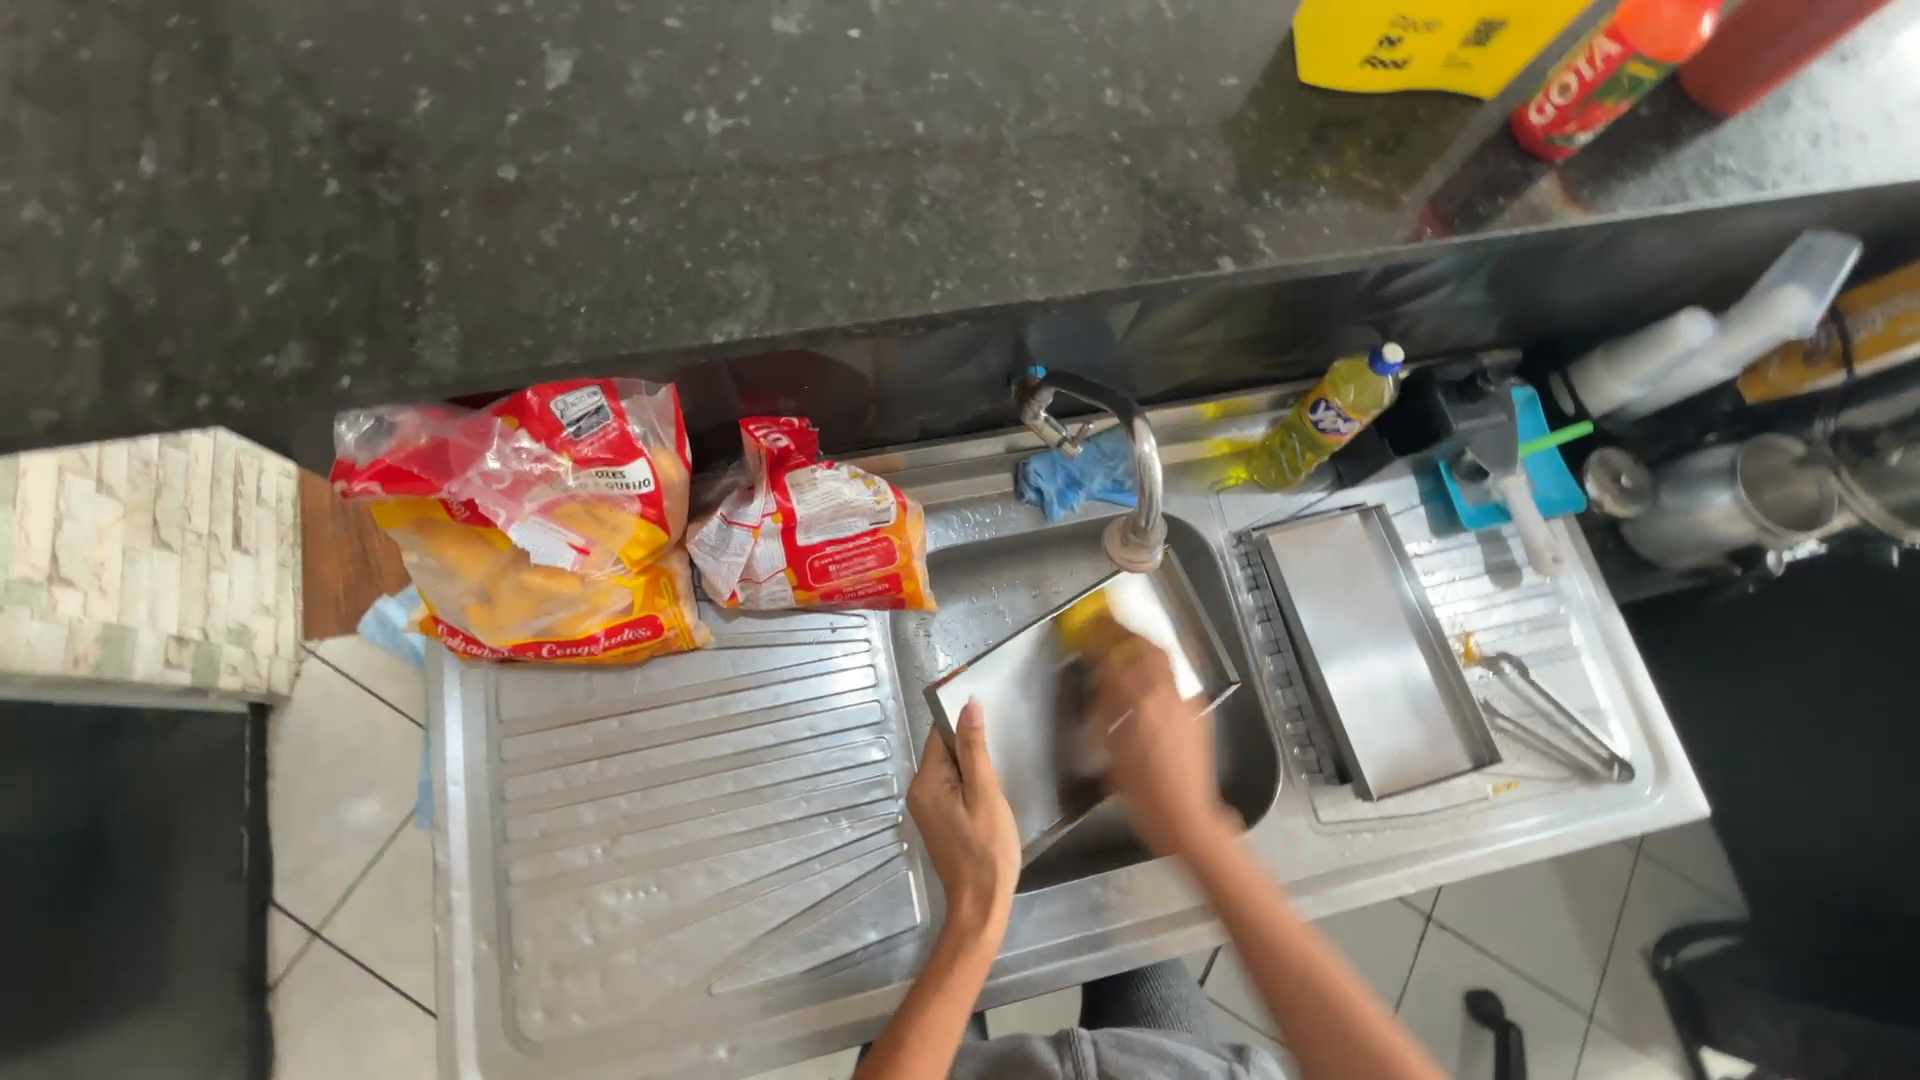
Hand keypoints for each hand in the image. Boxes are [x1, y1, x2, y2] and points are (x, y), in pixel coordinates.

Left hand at [907, 700, 1020, 939]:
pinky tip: (990, 789)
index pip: (940, 733)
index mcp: (925, 780)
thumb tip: (968, 705)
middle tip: (1002, 741)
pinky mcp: (938, 819)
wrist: (980, 903)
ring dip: (972, 764)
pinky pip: (951, 787)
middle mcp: (918, 790)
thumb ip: (974, 748)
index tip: (990, 713)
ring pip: (950, 769)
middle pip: (944, 750)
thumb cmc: (986, 847)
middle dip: (970, 743)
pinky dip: (969, 782)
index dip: (963, 720)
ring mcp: (926, 807)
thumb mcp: (985, 793)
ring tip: (1000, 764)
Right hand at [1087, 623, 1237, 859]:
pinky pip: (1176, 677)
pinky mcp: (1197, 711)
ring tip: (1127, 640)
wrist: (1186, 816)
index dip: (1098, 643)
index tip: (1086, 633)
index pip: (1114, 661)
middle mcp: (1164, 695)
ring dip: (1143, 644)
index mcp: (1138, 705)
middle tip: (1107, 625)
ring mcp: (1185, 701)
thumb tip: (1101, 685)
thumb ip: (1107, 713)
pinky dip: (1159, 666)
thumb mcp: (1112, 752)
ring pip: (1164, 659)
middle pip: (1145, 648)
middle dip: (1125, 632)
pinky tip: (1150, 673)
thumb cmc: (1142, 792)